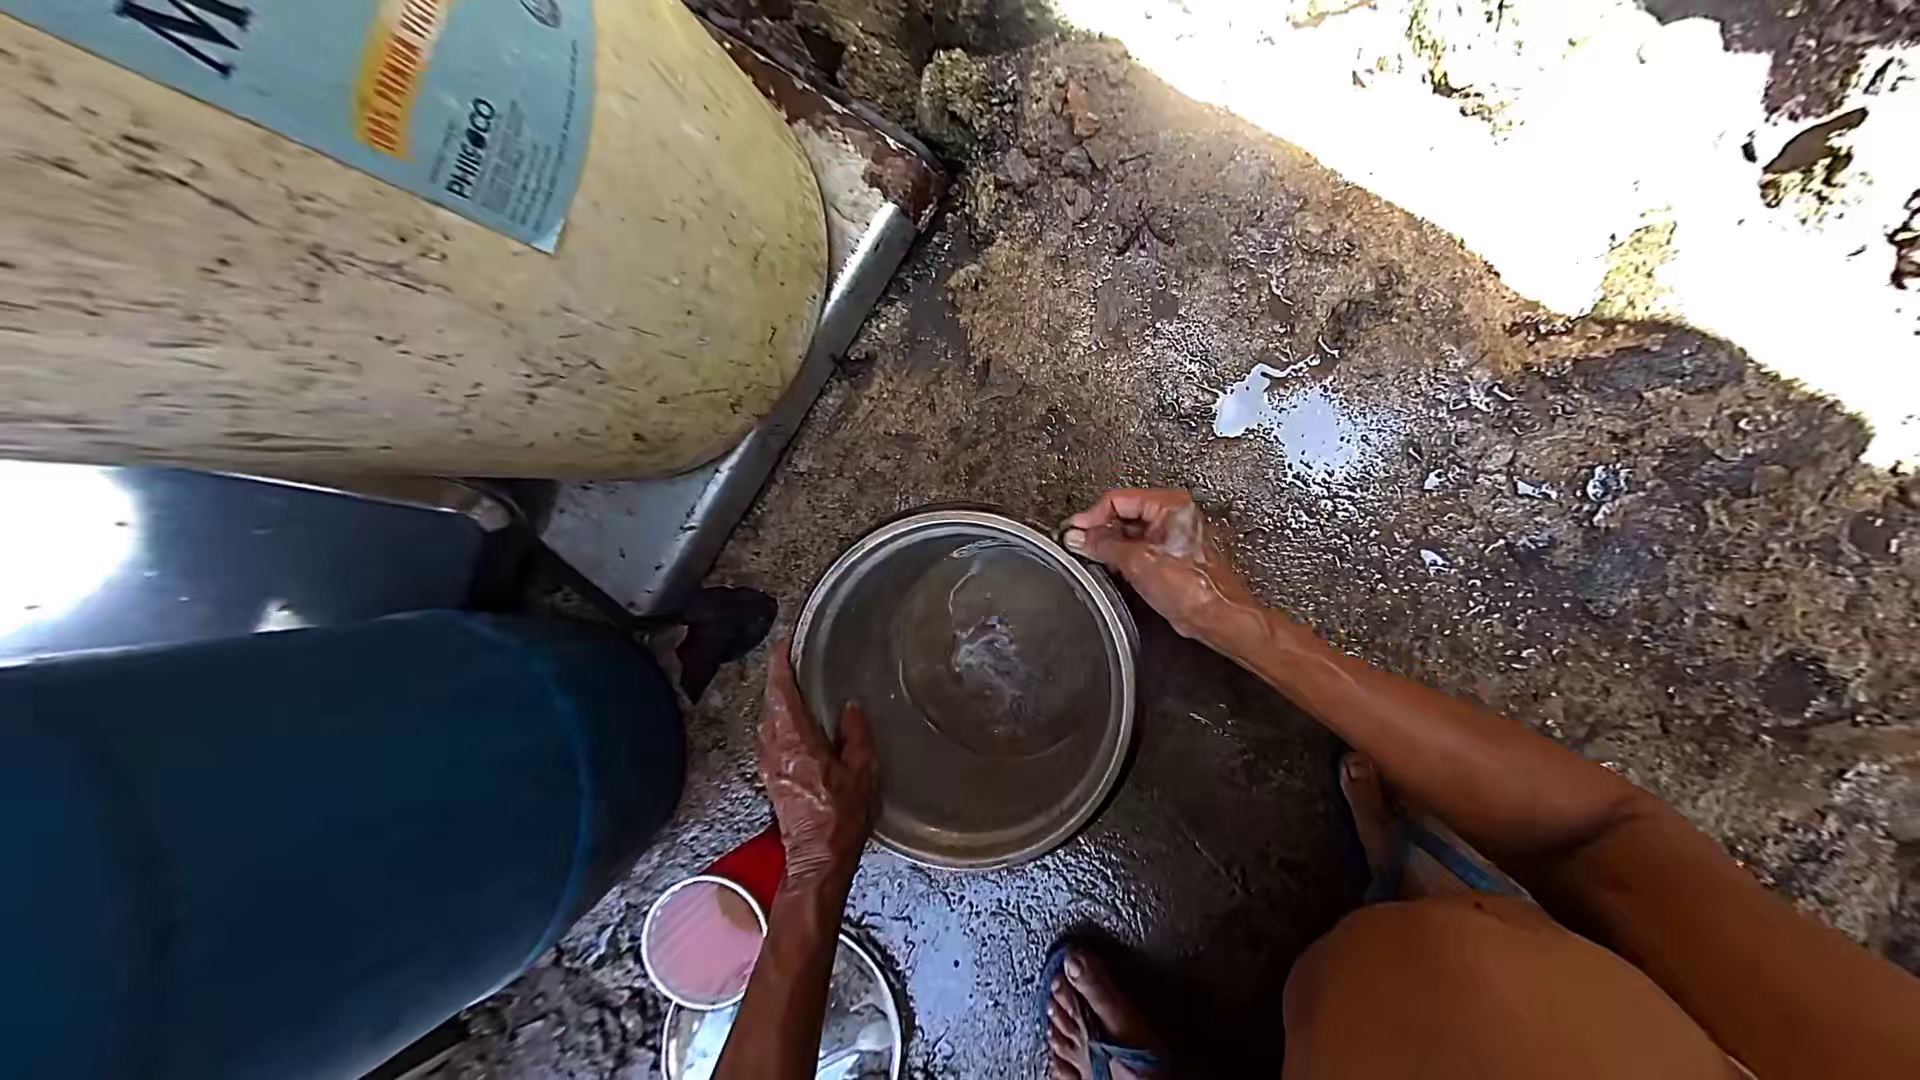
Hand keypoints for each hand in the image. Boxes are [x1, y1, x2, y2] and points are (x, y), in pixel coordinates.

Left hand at [757, 638, 877, 895]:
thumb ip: (856, 735)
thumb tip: (850, 708)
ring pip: (767, 720)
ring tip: (794, 684)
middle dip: (778, 679)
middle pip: (770, 704)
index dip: (779, 667)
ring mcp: (769, 765)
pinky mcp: (771, 778)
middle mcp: (776, 750)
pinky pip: (770, 737)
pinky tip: (794, 720)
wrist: (818, 859)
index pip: (781, 694)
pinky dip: (779, 719)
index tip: (782, 646)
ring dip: (777, 700)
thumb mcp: (862, 772)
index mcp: (797, 743)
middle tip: (791, 659)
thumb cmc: (841, 818)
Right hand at [1063, 489, 1263, 645]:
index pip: (1117, 499)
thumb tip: (1078, 537)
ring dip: (1111, 546)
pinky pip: (1138, 548)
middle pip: (1123, 514)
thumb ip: (1102, 545)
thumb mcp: (1136, 561)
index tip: (1076, 531)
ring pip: (1129, 532)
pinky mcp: (1170, 555)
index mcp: (1169, 505)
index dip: (1092, 516)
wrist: (1216, 616)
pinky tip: (1116, 569)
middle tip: (1083, 545)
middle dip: (1101, 531)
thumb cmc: (1193, 588)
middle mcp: (1173, 515)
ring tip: (1099, 559)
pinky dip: (1123, 556)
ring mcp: (1172, 536)